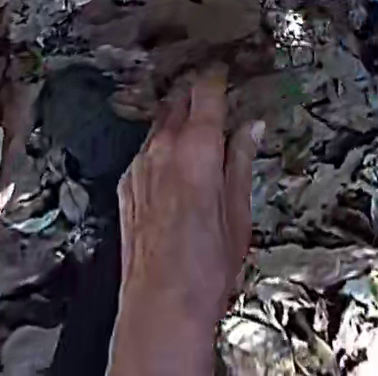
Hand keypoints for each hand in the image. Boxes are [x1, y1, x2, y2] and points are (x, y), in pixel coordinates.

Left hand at [109, 66, 260, 375]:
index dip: (215, 76)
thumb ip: (242, 161)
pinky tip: (173, 166)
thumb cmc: (207, 267)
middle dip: (196, 94)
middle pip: (179, 100)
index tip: (223, 69)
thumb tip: (251, 128)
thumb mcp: (239, 213)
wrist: (160, 306)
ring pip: (160, 123)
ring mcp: (140, 163)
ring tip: (196, 131)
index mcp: (198, 150)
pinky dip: (161, 147)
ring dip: (177, 119)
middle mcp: (164, 147)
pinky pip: (145, 150)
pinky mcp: (126, 181)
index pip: (205, 92)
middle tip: (213, 96)